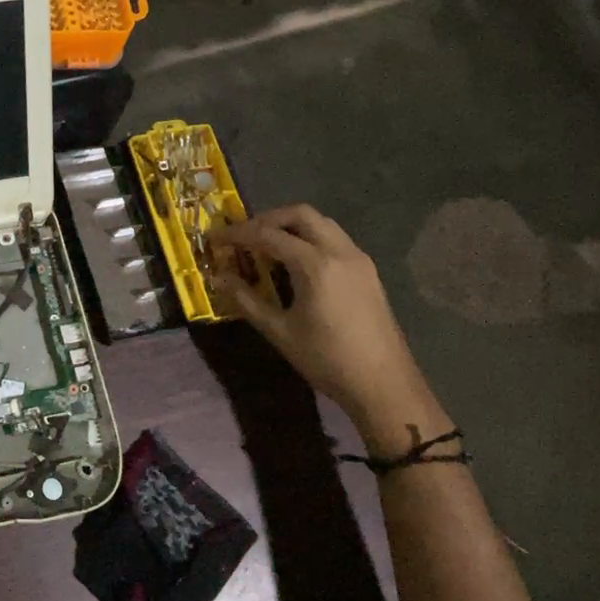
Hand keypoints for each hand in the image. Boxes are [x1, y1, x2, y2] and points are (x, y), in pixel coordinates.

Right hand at [210, 204, 445, 451]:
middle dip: (267, 219)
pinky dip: (310, 238)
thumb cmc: (327, 359)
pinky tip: (295, 262)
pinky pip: (334, 239)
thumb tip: (218, 277)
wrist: (384, 385)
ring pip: (321, 223)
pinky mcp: (368, 272)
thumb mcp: (279, 331)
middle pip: (300, 215)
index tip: (215, 238)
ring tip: (267, 245)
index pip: (269, 235)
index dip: (238, 234)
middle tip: (243, 235)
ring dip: (291, 226)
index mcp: (316, 265)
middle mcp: (340, 252)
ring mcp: (358, 260)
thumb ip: (246, 299)